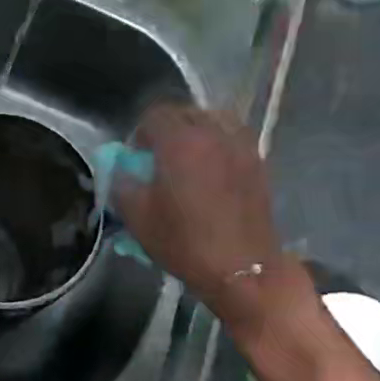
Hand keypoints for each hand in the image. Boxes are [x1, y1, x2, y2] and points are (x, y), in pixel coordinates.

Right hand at [110, 104, 307, 324]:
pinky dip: (218, 144)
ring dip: (196, 132)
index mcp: (179, 142)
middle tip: (159, 158)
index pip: (155, 115)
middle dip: (167, 129)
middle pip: (186, 112)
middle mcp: (212, 134)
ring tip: (188, 160)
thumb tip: (123, 171)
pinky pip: (232, 138)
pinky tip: (212, 172)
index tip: (136, 158)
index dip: (140, 133)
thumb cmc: (184, 243)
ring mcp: (240, 146)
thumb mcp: (137, 218)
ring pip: (213, 120)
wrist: (242, 268)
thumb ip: (122, 185)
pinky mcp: (257, 163)